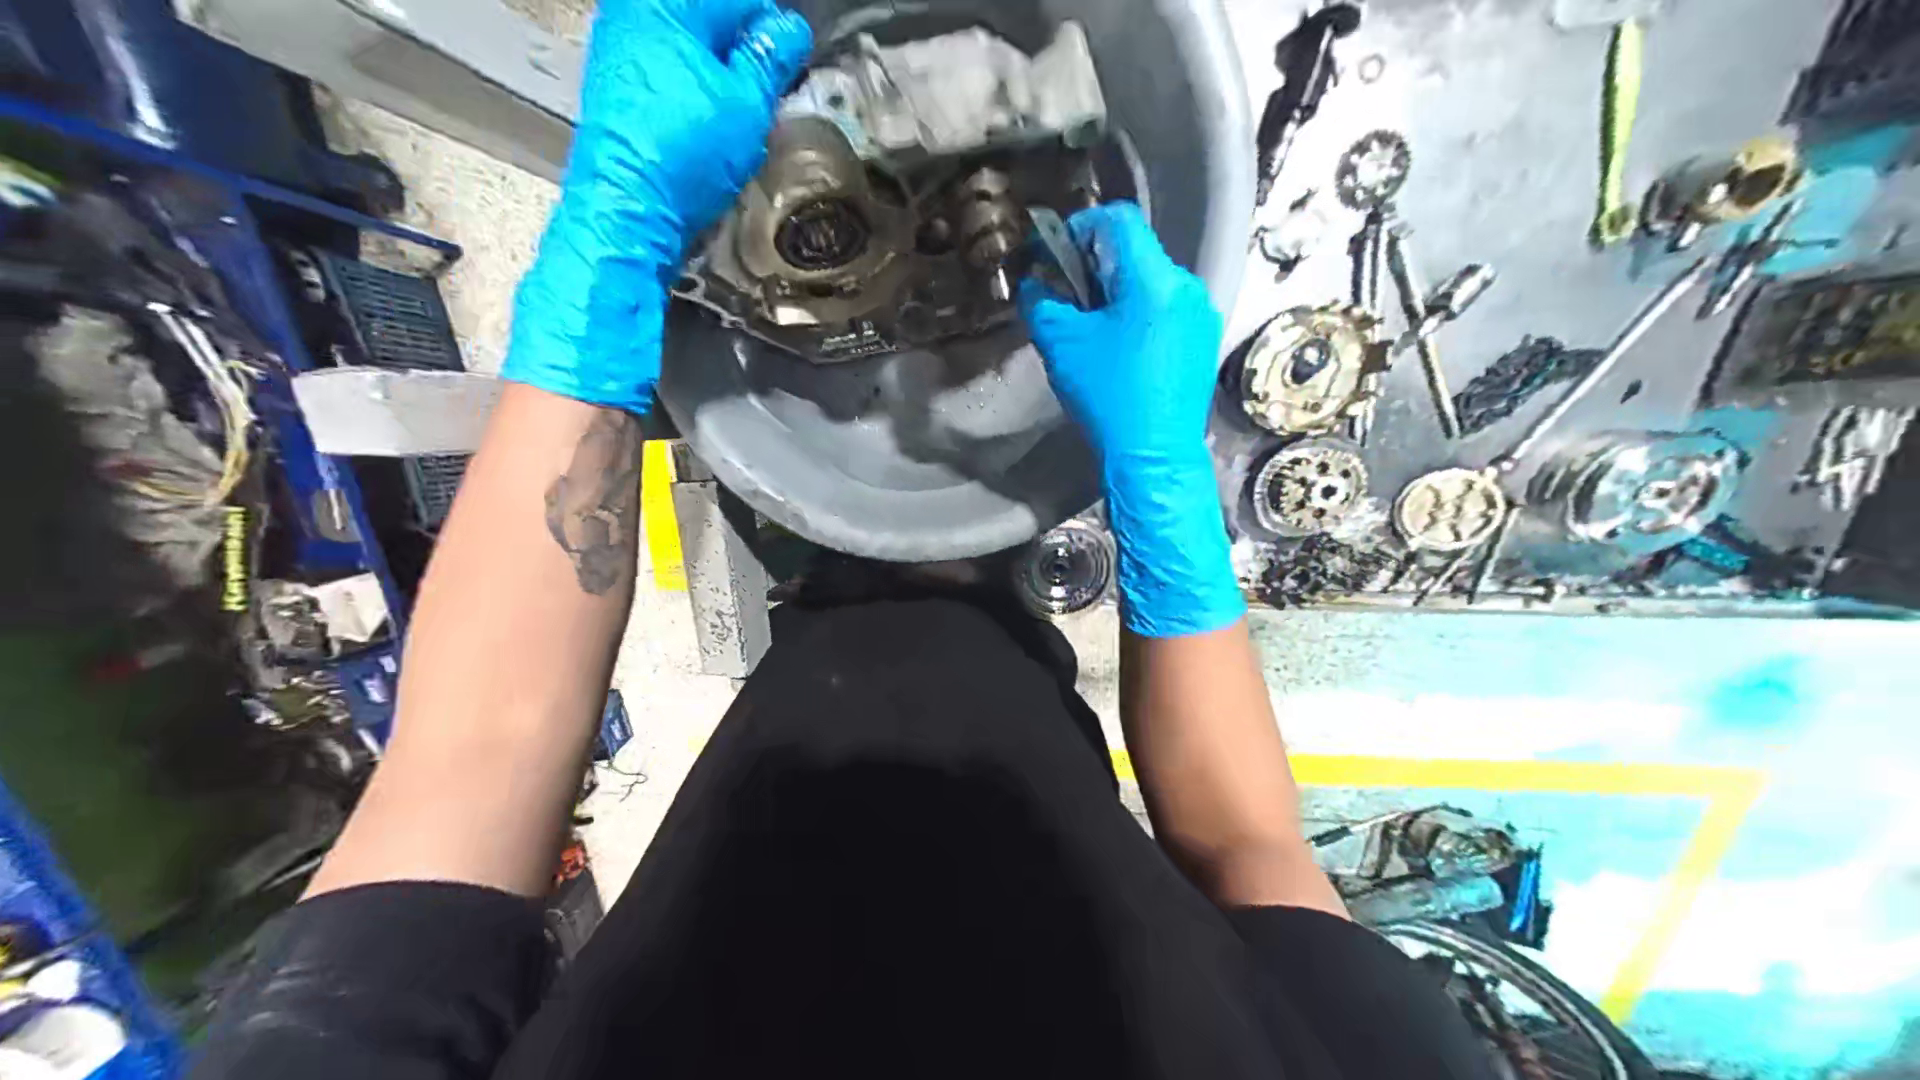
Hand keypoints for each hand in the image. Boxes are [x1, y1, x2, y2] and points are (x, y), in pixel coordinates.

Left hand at [502, 0, 812, 412]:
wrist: (629, 208)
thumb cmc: (683, 156)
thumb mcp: (745, 106)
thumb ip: (768, 60)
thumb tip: (788, 31)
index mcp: (669, 4)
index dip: (774, 29)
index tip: (793, 59)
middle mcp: (635, 12)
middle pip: (709, 18)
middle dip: (744, 52)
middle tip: (770, 91)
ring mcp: (619, 47)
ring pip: (688, 45)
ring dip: (720, 74)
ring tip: (742, 114)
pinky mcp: (616, 84)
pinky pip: (667, 70)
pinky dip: (695, 90)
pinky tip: (709, 125)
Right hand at [1019, 202, 1243, 637]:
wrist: (1154, 457)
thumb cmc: (1109, 396)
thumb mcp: (1063, 346)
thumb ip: (1042, 304)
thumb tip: (1033, 283)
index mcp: (1155, 279)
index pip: (1118, 221)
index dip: (1080, 227)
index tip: (1054, 253)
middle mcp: (1187, 288)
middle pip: (1136, 253)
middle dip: (1094, 267)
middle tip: (1065, 295)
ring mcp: (1201, 317)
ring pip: (1151, 285)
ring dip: (1115, 294)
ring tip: (1089, 328)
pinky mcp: (1203, 344)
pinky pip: (1165, 312)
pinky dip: (1137, 317)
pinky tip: (1118, 350)